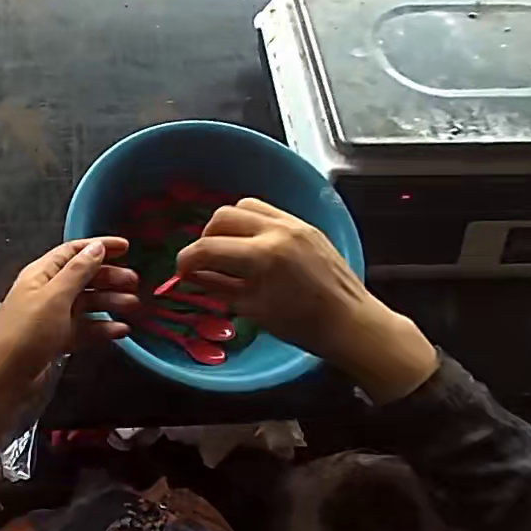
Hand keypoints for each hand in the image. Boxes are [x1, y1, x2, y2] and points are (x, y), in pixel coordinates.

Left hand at [0, 237, 137, 478]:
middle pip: (82, 277)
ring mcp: (52, 317)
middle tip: (136, 282)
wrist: (4, 377)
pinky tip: (121, 331)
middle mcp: (47, 291)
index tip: (127, 247)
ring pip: (86, 303)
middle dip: (109, 277)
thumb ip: (78, 271)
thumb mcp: (55, 296)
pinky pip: (84, 328)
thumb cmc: (28, 330)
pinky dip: (102, 328)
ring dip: (109, 302)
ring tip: (134, 306)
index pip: (73, 252)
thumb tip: (96, 246)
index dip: (98, 247)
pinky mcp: (57, 341)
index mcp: (41, 274)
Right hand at [175, 198, 436, 401]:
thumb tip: (191, 275)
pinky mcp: (305, 224)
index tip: (181, 271)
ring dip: (227, 225)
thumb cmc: (300, 324)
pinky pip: (267, 211)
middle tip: (204, 260)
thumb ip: (216, 285)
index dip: (187, 259)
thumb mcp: (250, 308)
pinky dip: (250, 223)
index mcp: (263, 256)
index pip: (208, 248)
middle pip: (222, 217)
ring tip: (228, 248)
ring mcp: (294, 224)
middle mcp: (277, 231)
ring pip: (244, 206)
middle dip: (205, 238)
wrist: (349, 322)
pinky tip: (251, 245)